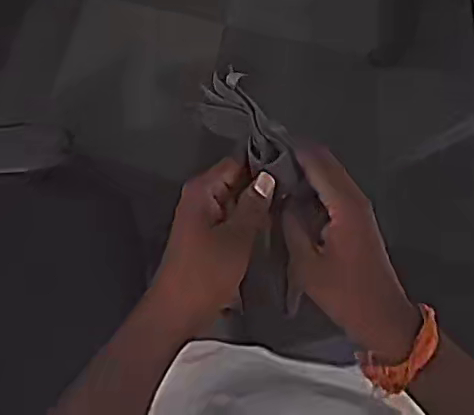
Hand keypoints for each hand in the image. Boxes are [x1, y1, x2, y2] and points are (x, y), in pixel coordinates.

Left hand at [147, 156, 276, 330]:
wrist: (178, 310)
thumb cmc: (205, 272)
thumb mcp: (236, 238)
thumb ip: (253, 206)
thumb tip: (267, 177)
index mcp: (202, 189)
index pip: (235, 163)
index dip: (261, 165)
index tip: (290, 169)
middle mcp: (199, 196)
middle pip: (235, 181)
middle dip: (262, 187)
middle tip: (295, 192)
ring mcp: (202, 216)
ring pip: (235, 202)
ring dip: (256, 207)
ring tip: (289, 209)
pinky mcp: (206, 235)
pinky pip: (231, 219)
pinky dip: (248, 223)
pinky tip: (270, 230)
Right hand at [283, 143, 421, 361]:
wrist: (385, 321)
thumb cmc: (346, 295)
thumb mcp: (307, 264)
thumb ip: (290, 223)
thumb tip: (278, 195)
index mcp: (344, 204)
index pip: (314, 160)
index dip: (288, 148)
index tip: (261, 144)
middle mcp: (354, 196)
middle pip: (323, 158)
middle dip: (295, 152)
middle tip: (264, 155)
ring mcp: (359, 204)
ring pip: (329, 169)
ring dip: (304, 165)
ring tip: (273, 170)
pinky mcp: (357, 214)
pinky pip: (333, 183)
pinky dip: (313, 179)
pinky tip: (292, 189)